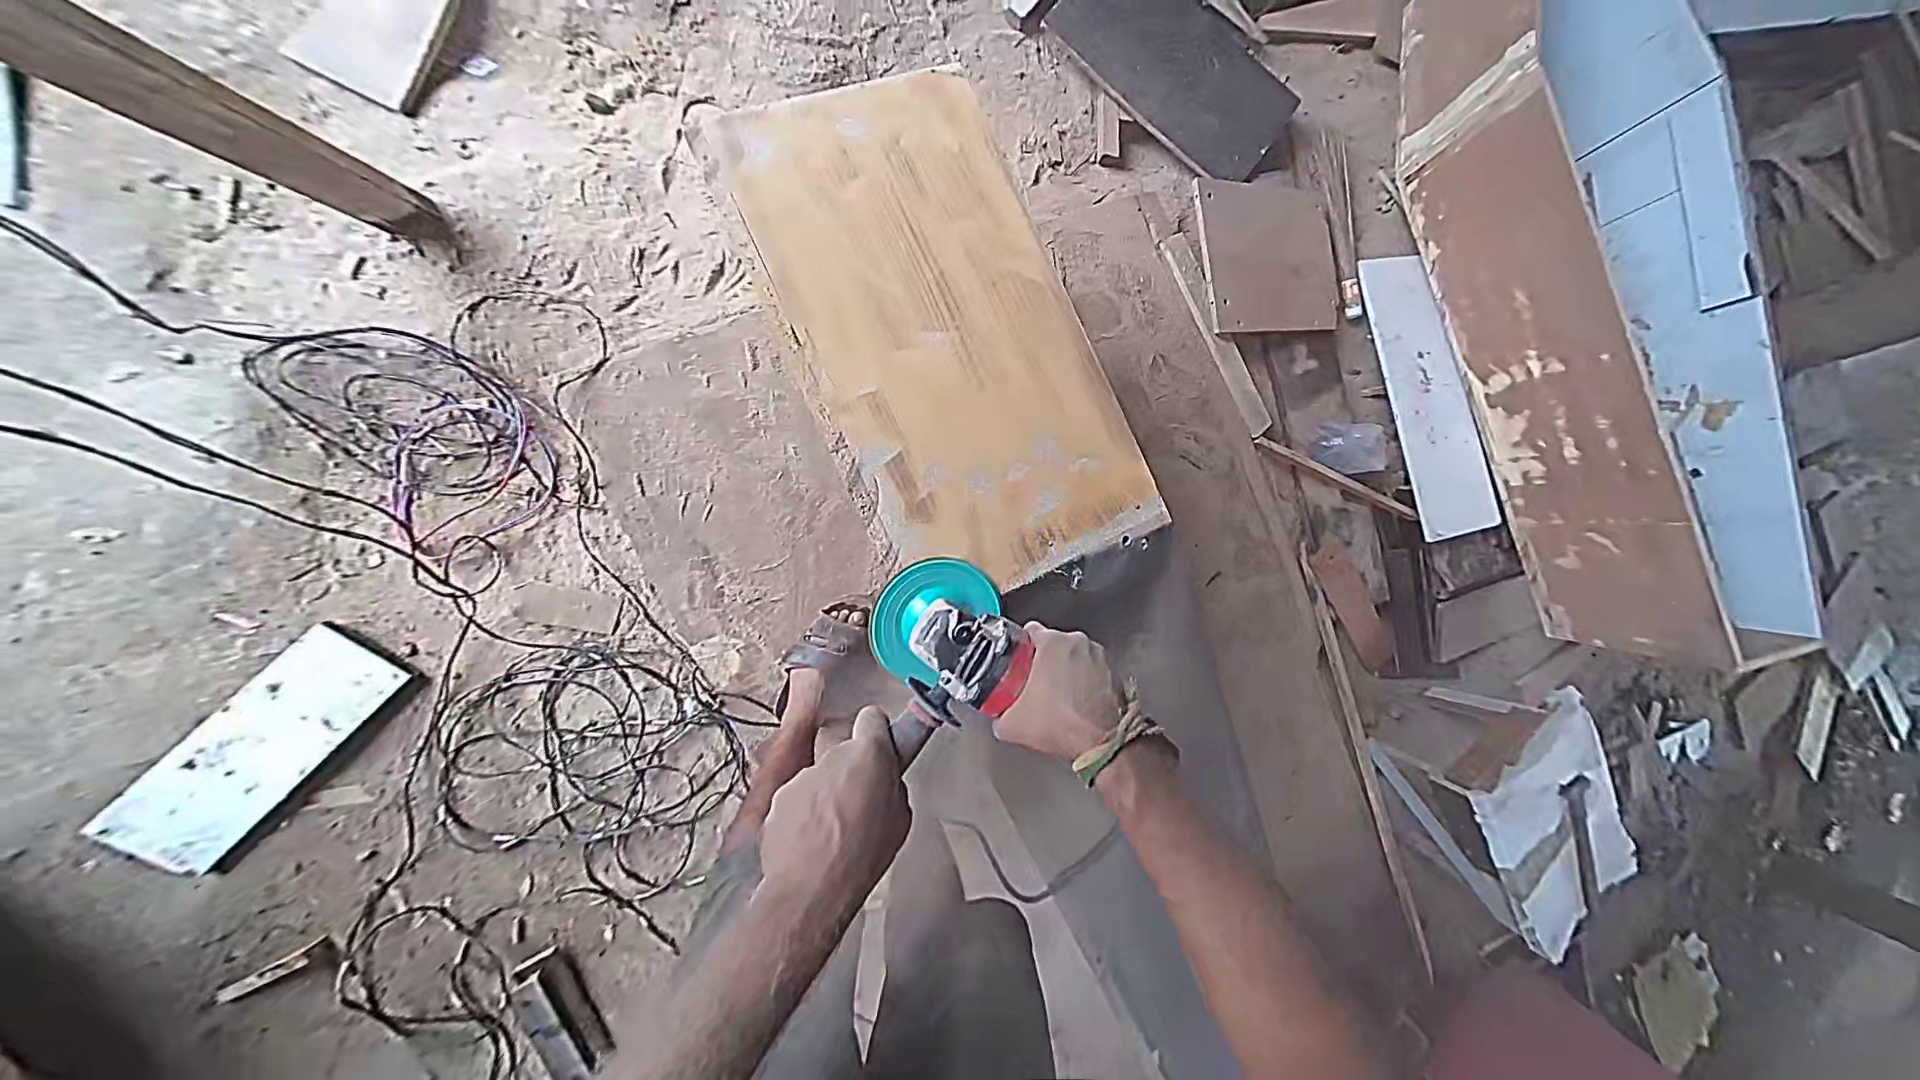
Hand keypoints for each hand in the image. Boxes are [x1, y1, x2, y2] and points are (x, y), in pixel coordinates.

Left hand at [759, 706, 910, 898]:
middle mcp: (833, 756)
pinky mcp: (779, 796)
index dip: (875, 731)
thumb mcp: (899, 818)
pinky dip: (802, 811)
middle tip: (856, 796)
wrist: (813, 887)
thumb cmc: (861, 855)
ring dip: (823, 791)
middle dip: (847, 766)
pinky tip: (810, 838)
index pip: (872, 718)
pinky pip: (797, 796)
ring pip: (818, 774)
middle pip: (842, 749)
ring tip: (830, 827)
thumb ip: (891, 785)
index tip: (876, 745)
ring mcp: (803, 776)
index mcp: (869, 754)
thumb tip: (885, 778)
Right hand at [992, 623, 1122, 762]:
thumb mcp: (1011, 724)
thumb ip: (999, 716)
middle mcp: (1079, 644)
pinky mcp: (1114, 674)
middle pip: (1054, 644)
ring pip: (1075, 656)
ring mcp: (1100, 658)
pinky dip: (1085, 681)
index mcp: (1053, 643)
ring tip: (1057, 695)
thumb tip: (998, 719)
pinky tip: (1076, 702)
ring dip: (1066, 669)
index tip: (1018, 662)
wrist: (1099, 747)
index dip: (1021, 647)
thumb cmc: (1063, 726)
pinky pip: (1092, 671)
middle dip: (1044, 660)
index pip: (1031, 630)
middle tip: (1036, 683)